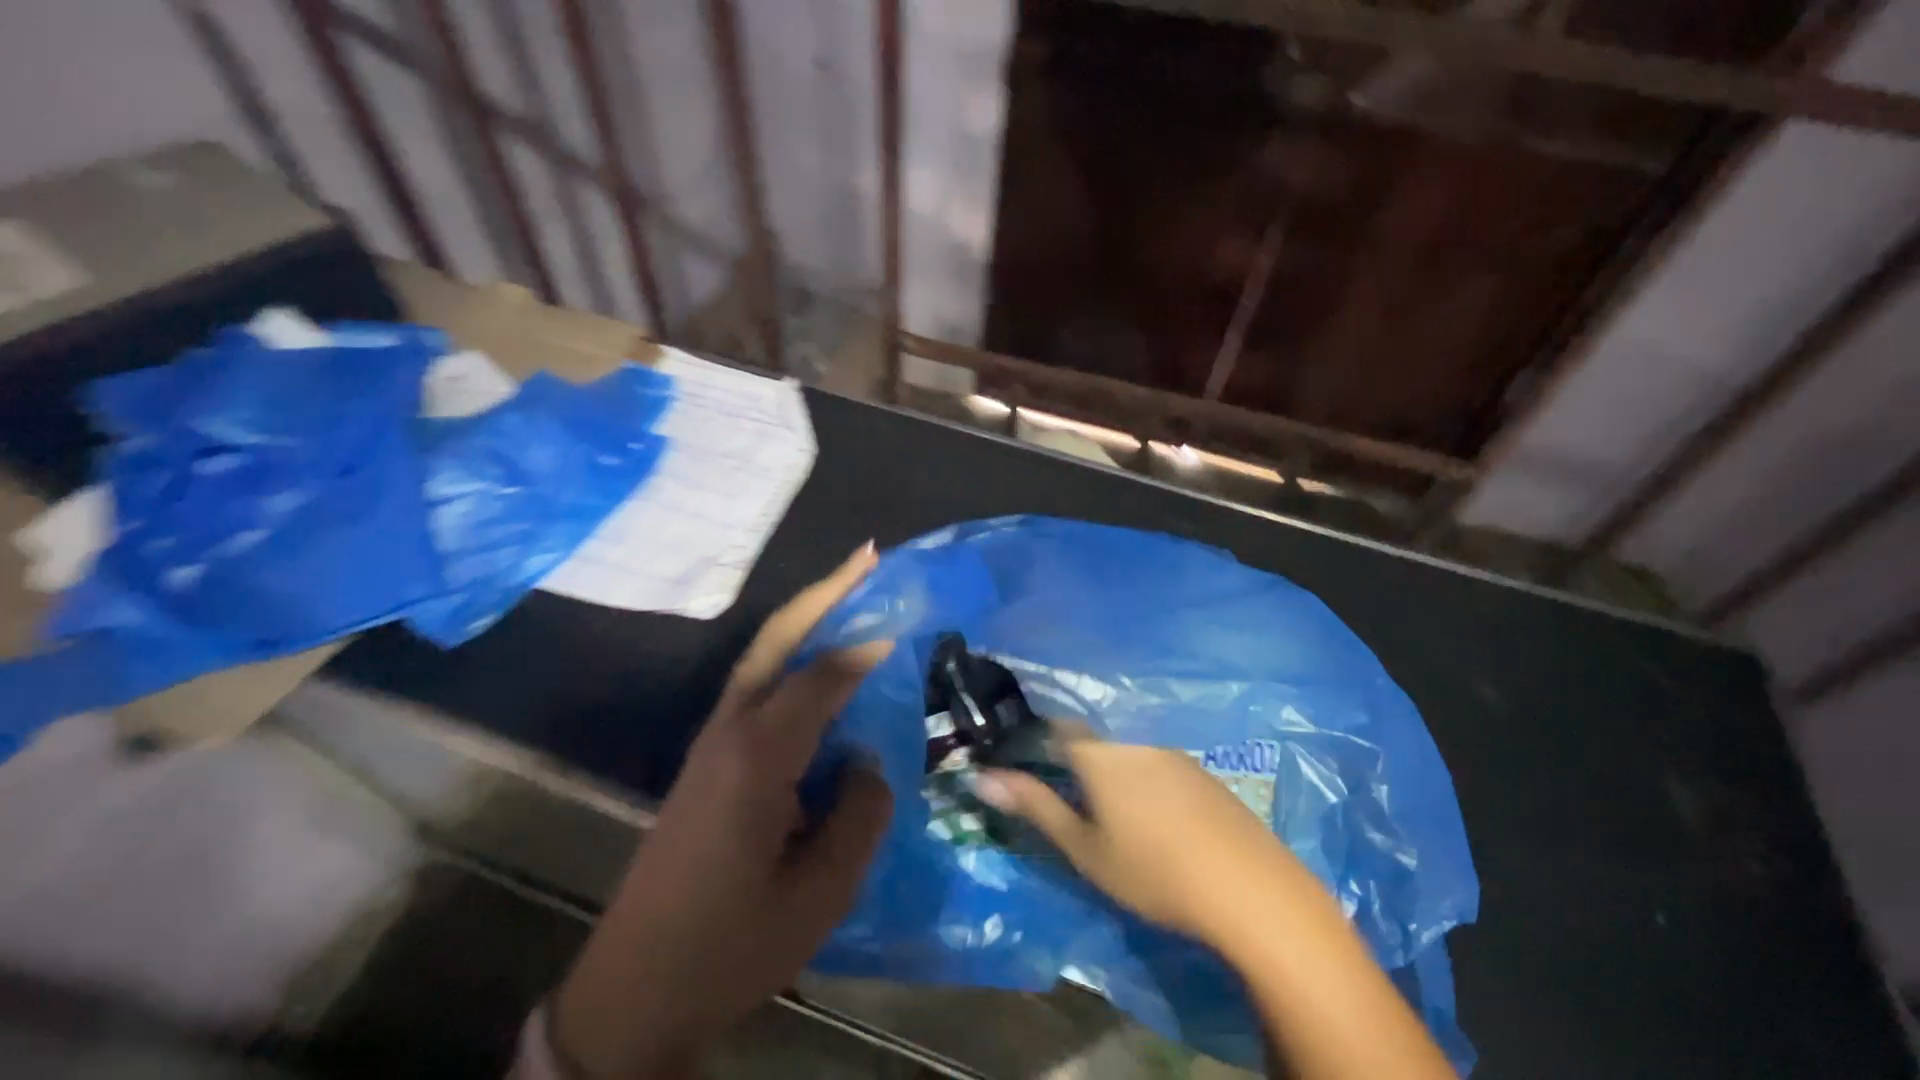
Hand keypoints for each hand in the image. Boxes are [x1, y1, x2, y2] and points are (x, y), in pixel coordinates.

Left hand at [553, 544, 893, 1077]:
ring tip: (853, 598)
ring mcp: (709, 747)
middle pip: (776, 641)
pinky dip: (791, 666)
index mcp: (757, 757)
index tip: (911, 618)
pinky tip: (821, 680)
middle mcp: (728, 733)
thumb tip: (868, 765)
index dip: (868, 646)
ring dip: (805, 623)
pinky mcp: (705, 767)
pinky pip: (755, 695)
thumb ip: (858, 816)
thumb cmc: (733, 944)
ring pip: (760, 662)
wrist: (637, 987)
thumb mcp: (820, 891)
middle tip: (867, 557)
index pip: (821, 678)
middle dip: (823, 594)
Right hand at [977, 741, 1456, 1079]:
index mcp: (1100, 754)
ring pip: (1125, 753)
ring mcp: (1175, 756)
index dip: (1030, 740)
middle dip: (1067, 759)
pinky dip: (1139, 782)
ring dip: (1106, 772)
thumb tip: (980, 776)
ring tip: (1100, 813)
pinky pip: (1156, 767)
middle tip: (1055, 796)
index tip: (1014, 763)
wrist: (1251, 890)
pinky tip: (1148, 820)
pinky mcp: (1204, 775)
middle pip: (1090, 739)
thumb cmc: (1153, 872)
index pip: (1053, 728)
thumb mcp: (1084, 849)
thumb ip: (1034, 807)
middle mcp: (1137, 742)